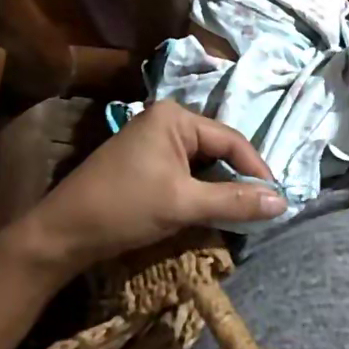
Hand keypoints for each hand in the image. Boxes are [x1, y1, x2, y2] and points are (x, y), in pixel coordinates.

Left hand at [7, 101, 285, 276]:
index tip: (278, 201)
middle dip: (237, 179)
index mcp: (174, 117)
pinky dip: (198, 191)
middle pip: (216, 148)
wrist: (65, 230)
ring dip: (218, 187)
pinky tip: (207, 211)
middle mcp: (164, 120)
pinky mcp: (143, 162)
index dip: (257, 170)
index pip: (232, 139)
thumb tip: (283, 201)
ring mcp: (150, 140)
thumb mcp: (184, 204)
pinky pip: (183, 171)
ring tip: (238, 214)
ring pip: (200, 163)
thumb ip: (234, 201)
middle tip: (260, 210)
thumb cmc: (124, 207)